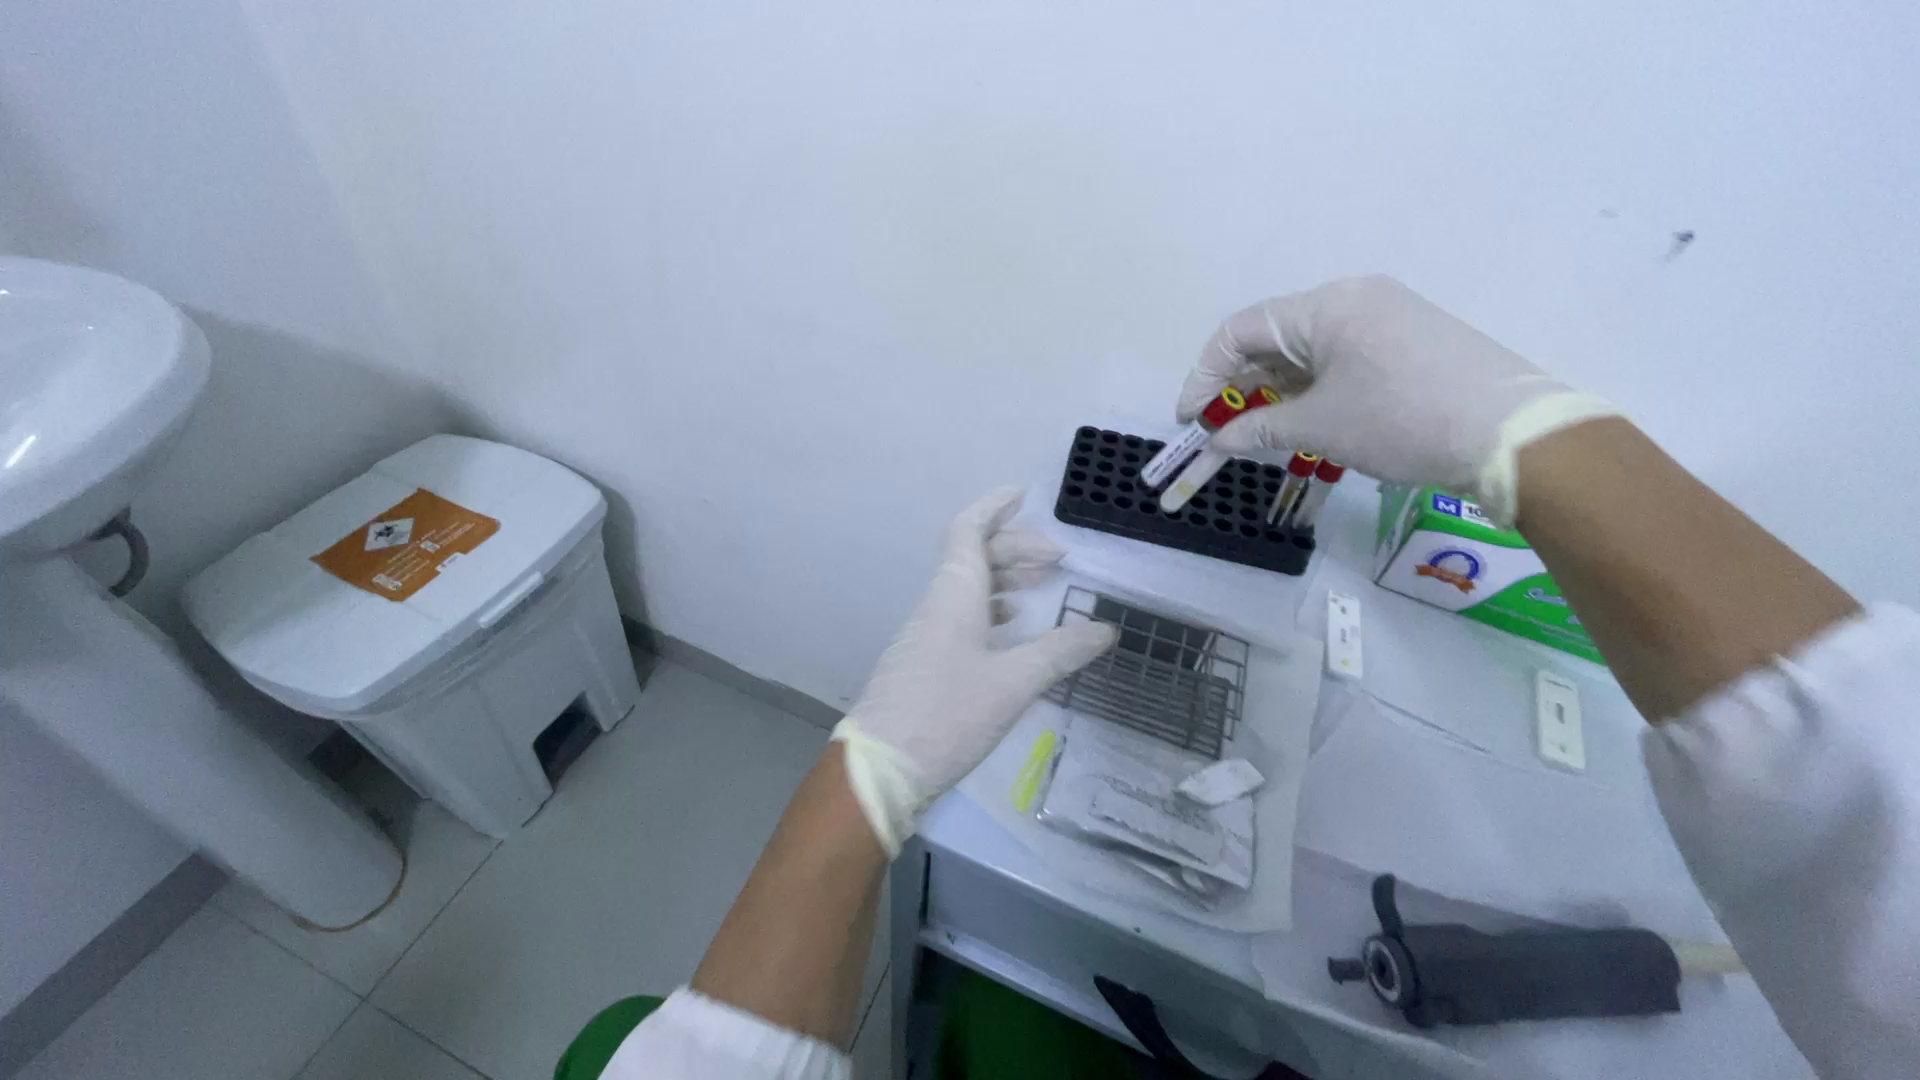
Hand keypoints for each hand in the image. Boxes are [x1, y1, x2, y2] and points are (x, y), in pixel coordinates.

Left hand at [830, 488, 1116, 856]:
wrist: (880, 769)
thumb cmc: (947, 715)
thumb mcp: (1014, 683)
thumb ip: (1060, 653)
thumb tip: (1105, 629)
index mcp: (953, 595)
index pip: (969, 531)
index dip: (993, 508)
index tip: (1021, 495)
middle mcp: (936, 606)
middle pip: (972, 559)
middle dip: (1013, 549)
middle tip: (1056, 560)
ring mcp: (925, 637)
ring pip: (966, 591)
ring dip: (1002, 582)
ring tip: (1039, 590)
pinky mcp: (923, 666)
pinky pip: (959, 619)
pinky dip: (988, 613)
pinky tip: (1008, 634)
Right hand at [1178, 275, 1616, 524]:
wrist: (1515, 437)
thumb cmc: (1403, 421)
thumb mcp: (1320, 427)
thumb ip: (1259, 428)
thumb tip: (1218, 440)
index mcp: (1327, 305)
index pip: (1241, 331)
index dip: (1204, 375)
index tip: (1189, 419)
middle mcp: (1354, 299)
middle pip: (1273, 338)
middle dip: (1239, 386)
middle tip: (1219, 430)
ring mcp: (1386, 318)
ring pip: (1306, 351)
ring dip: (1274, 391)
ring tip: (1257, 431)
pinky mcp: (1408, 342)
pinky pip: (1339, 359)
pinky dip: (1310, 389)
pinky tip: (1302, 420)